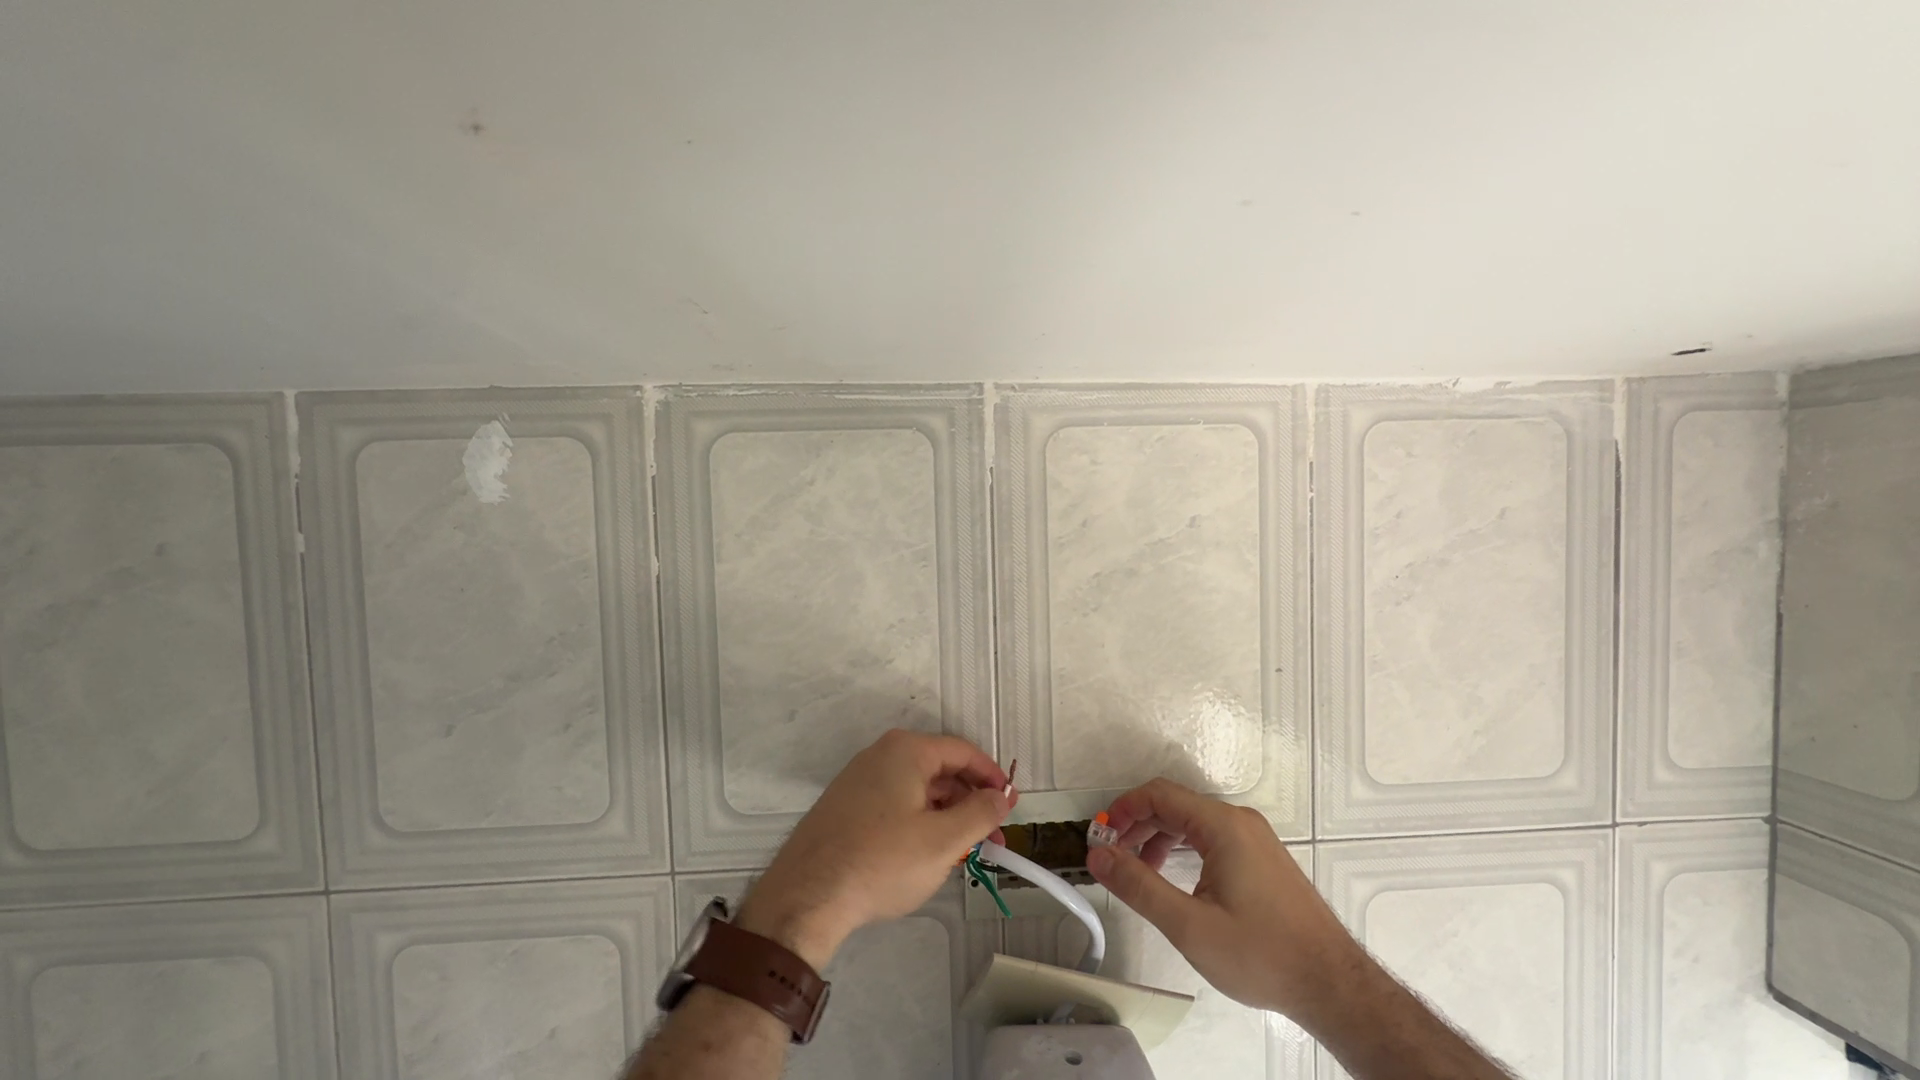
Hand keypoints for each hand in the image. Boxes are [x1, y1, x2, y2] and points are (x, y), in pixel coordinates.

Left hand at [735, 729, 1013, 969]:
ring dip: (946, 816)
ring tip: (963, 853)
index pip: (963, 752)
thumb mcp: (943, 840)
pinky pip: (895, 804)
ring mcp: (858, 781)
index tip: (1011, 805)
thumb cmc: (882, 863)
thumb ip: (980, 813)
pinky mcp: (846, 807)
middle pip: (940, 769)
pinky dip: (919, 822)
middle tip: (992, 839)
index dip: (992, 777)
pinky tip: (926, 855)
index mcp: (905, 751)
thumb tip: (1002, 796)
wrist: (807, 897)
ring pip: (917, 790)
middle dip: (970, 802)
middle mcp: (880, 755)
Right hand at [1085, 778, 1359, 1021]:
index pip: (1159, 795)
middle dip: (1136, 826)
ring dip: (1157, 839)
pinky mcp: (1262, 859)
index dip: (1123, 810)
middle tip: (1111, 858)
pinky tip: (1172, 879)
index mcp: (1223, 826)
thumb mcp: (1189, 925)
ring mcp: (1254, 839)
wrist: (1332, 985)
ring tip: (1136, 872)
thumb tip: (1098, 856)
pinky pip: (1211, 838)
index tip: (1099, 837)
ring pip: (1193, 823)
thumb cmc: (1261, 954)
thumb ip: (1138, 885)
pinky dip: (1182, 849)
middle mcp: (1240, 822)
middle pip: (1175, 806)